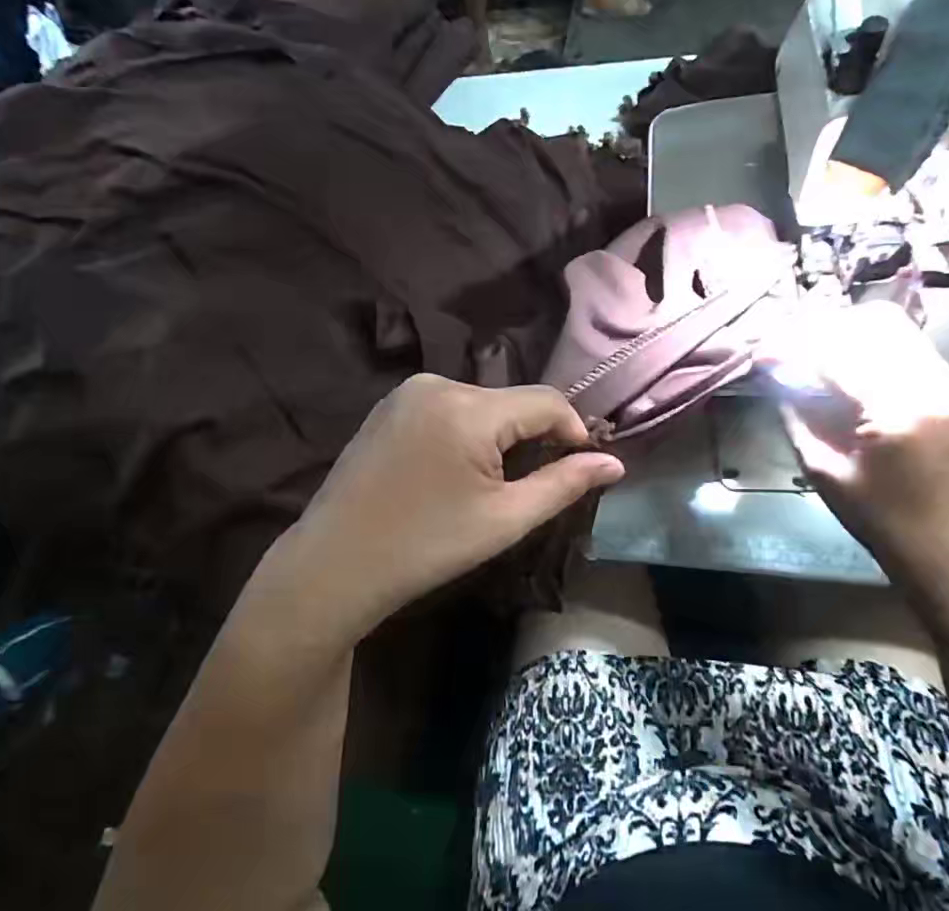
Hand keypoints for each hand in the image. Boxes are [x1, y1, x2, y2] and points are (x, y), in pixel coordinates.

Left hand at [271, 374, 624, 634]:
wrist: (334, 565)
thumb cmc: (425, 548)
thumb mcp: (504, 521)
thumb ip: (563, 485)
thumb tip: (615, 464)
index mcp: (467, 409)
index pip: (546, 401)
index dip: (574, 430)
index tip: (582, 467)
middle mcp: (437, 384)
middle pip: (511, 401)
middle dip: (533, 437)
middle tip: (531, 486)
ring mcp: (407, 392)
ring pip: (481, 404)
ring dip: (499, 435)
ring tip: (491, 483)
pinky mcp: (389, 406)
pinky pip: (448, 407)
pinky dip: (466, 431)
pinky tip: (453, 472)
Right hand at [770, 301, 948, 565]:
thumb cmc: (880, 519)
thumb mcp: (823, 470)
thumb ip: (796, 414)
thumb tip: (774, 375)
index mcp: (896, 411)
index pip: (835, 354)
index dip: (791, 348)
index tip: (762, 353)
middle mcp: (931, 384)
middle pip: (868, 323)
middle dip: (821, 331)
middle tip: (789, 350)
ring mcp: (948, 382)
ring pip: (892, 326)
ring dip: (846, 333)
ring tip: (815, 355)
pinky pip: (907, 345)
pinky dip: (870, 346)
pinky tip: (846, 368)